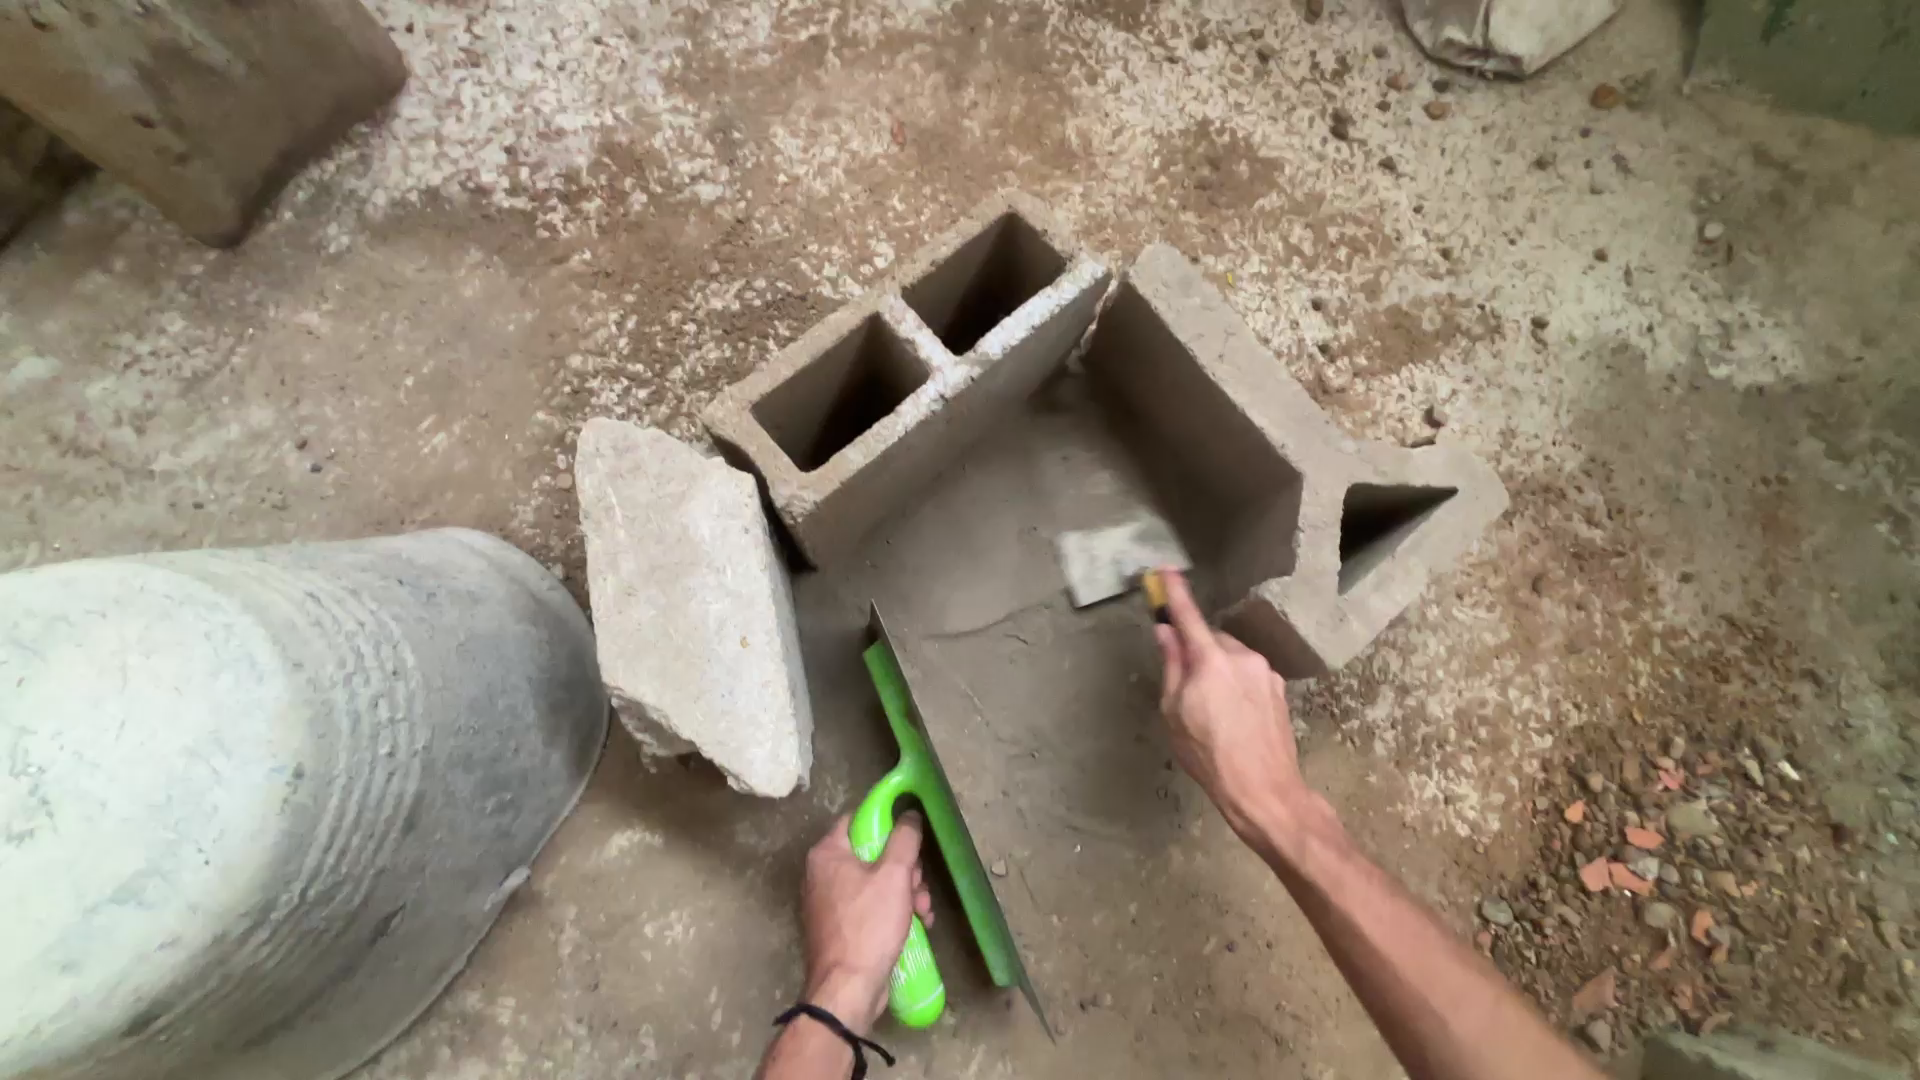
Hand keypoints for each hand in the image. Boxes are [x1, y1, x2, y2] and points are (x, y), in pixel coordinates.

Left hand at [799, 812, 933, 1034]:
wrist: (848, 990)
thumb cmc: (869, 925)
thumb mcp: (894, 874)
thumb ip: (904, 838)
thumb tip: (909, 815)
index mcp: (827, 853)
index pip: (858, 818)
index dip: (886, 822)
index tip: (910, 834)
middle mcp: (822, 874)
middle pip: (872, 853)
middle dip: (904, 868)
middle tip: (918, 884)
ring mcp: (829, 903)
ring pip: (876, 881)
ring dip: (905, 892)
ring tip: (923, 911)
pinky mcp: (840, 928)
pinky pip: (870, 906)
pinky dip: (893, 911)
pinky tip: (918, 924)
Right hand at [1152, 569, 1309, 840]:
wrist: (1264, 789)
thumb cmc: (1208, 754)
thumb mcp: (1173, 712)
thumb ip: (1171, 665)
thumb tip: (1165, 633)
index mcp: (1210, 660)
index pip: (1188, 616)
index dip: (1175, 592)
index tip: (1165, 570)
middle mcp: (1242, 657)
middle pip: (1210, 639)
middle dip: (1196, 651)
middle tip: (1184, 685)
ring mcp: (1265, 672)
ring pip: (1230, 657)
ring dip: (1216, 669)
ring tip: (1210, 709)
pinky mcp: (1278, 689)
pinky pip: (1248, 673)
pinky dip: (1234, 683)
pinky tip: (1231, 715)